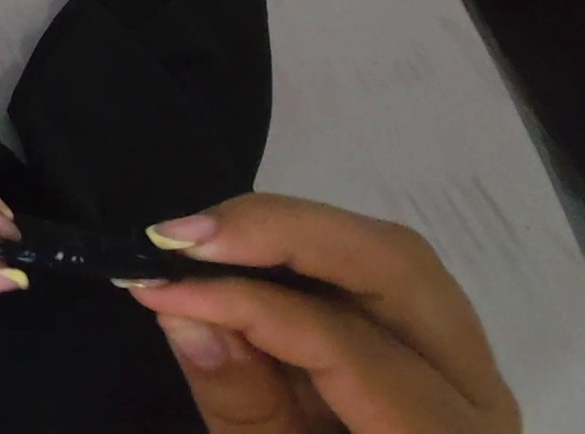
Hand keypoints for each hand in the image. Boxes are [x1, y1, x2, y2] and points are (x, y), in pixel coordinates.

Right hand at [129, 193, 518, 431]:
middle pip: (395, 266)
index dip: (243, 302)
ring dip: (275, 228)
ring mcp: (461, 358)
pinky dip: (284, 245)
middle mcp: (479, 391)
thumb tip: (180, 309)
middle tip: (180, 236)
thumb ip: (240, 404)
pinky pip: (360, 265)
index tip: (153, 284)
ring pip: (381, 249)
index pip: (348, 344)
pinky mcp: (422, 336)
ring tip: (192, 236)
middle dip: (276, 231)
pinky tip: (224, 251)